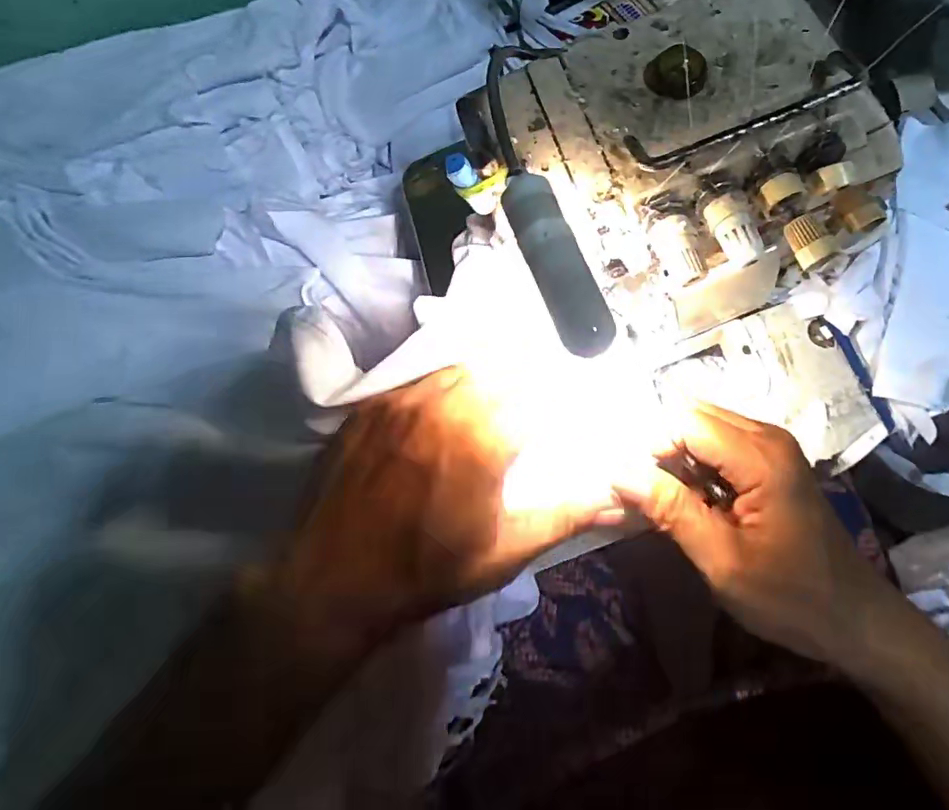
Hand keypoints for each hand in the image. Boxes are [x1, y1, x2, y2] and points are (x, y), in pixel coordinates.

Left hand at [262, 366, 609, 652]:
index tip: (568, 397)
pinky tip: (449, 397)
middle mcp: (447, 405)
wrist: (332, 582)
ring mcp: (404, 400)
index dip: (557, 393)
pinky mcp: (373, 404)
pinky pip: (420, 377)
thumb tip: (616, 500)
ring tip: (499, 383)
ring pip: (459, 366)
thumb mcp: (505, 553)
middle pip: (501, 367)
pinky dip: (445, 380)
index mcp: (485, 438)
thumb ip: (564, 518)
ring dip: (486, 371)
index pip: (538, 394)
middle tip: (539, 382)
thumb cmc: (428, 570)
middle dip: (526, 371)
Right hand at [614, 402, 888, 667]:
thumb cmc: (791, 597)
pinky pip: (721, 446)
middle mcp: (767, 436)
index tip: (634, 489)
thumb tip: (620, 472)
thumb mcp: (723, 562)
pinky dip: (697, 466)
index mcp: (760, 456)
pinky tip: (688, 502)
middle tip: (641, 495)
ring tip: (659, 502)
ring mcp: (772, 447)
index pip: (685, 421)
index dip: (652, 448)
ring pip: (705, 429)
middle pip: (694, 417)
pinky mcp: (772, 462)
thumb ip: (673, 511)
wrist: (855, 619)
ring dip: (677, 459)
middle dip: (660, 449)